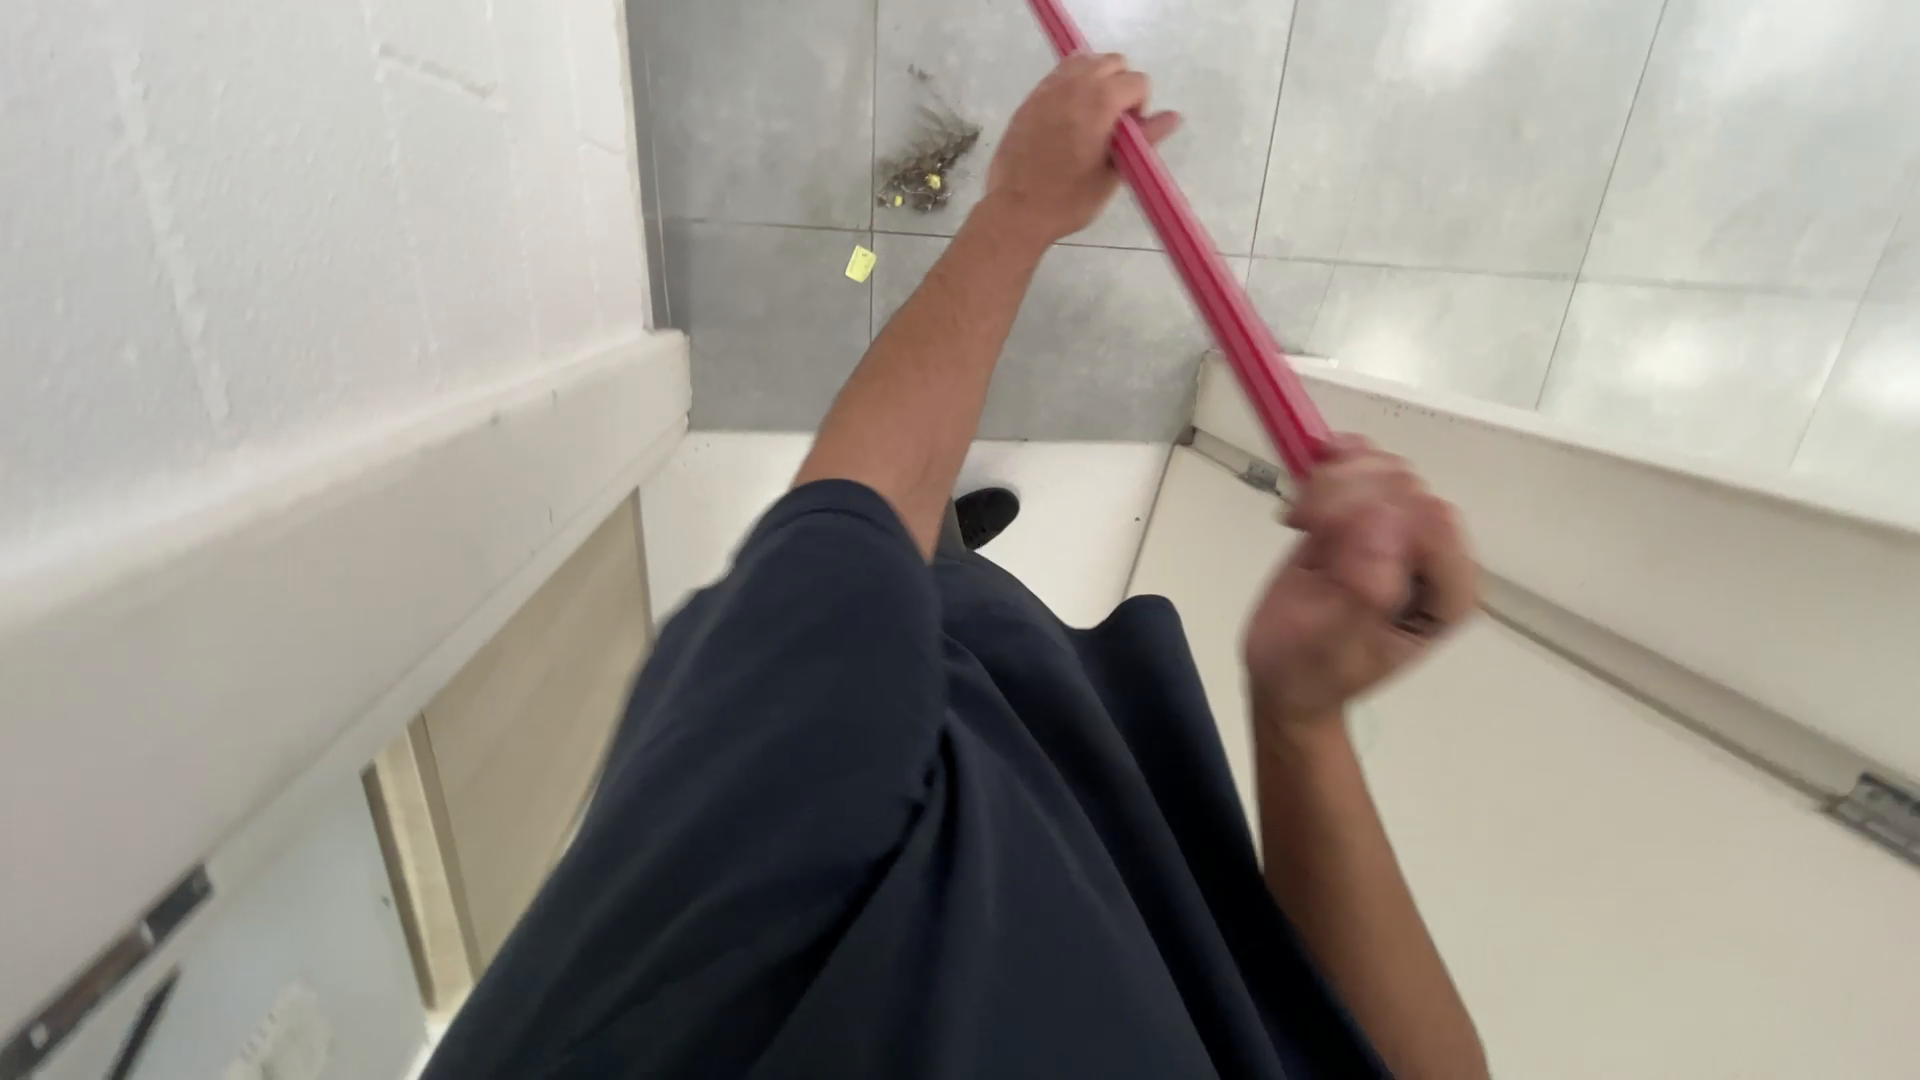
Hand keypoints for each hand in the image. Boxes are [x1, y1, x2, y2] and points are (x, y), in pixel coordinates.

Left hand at [984, 53, 1180, 243]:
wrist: (1016, 212)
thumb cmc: (1068, 202)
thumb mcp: (1112, 175)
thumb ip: (1144, 140)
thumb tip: (1173, 117)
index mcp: (1100, 101)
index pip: (1137, 81)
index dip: (1140, 108)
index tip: (1127, 137)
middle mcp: (1074, 85)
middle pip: (1111, 63)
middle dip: (1119, 88)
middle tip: (1110, 127)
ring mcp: (1048, 90)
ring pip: (1083, 62)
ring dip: (1094, 82)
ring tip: (1089, 120)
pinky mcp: (1029, 101)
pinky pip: (1057, 77)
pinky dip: (1069, 89)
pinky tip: (1065, 121)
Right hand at [1243, 436, 1478, 731]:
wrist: (1285, 677)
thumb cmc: (1307, 670)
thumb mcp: (1330, 645)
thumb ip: (1365, 589)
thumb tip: (1384, 521)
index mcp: (1446, 592)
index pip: (1428, 517)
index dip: (1367, 509)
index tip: (1310, 528)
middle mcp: (1434, 556)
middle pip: (1404, 485)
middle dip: (1344, 494)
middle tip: (1302, 526)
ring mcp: (1402, 533)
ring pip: (1384, 468)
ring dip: (1334, 479)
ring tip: (1302, 518)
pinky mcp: (1369, 518)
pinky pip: (1366, 466)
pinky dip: (1335, 462)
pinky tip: (1309, 486)